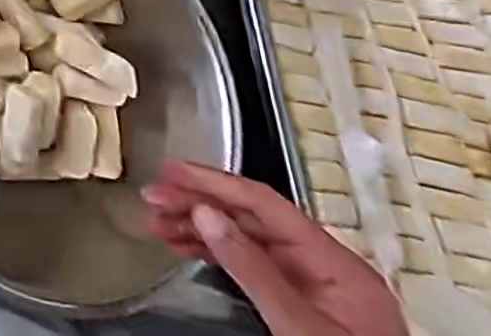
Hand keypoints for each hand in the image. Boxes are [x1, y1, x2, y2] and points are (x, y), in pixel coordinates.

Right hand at [144, 160, 405, 335]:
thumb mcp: (300, 328)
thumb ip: (254, 270)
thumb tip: (205, 212)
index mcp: (338, 265)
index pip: (266, 204)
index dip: (214, 181)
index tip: (171, 170)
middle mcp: (326, 269)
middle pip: (252, 219)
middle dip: (198, 204)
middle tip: (152, 198)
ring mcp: (314, 291)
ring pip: (246, 241)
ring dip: (198, 228)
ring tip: (156, 223)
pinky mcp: (301, 310)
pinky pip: (251, 267)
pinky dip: (214, 254)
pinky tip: (184, 246)